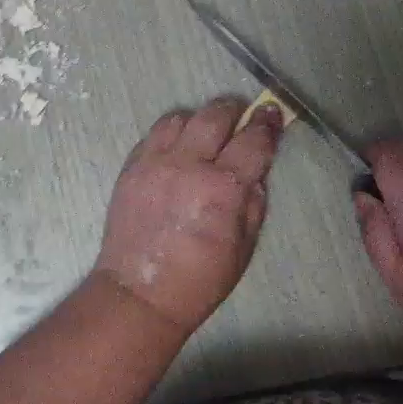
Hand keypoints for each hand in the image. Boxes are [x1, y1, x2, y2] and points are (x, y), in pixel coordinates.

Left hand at [93, 97, 284, 334]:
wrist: (139, 293)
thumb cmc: (199, 280)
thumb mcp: (244, 247)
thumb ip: (253, 202)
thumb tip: (256, 172)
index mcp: (223, 189)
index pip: (253, 141)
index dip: (266, 124)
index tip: (271, 113)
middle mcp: (188, 166)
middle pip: (214, 116)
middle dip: (232, 110)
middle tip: (240, 113)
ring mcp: (154, 164)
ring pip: (179, 118)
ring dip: (197, 119)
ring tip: (205, 132)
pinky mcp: (130, 169)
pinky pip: (153, 135)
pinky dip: (170, 134)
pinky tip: (177, 148)